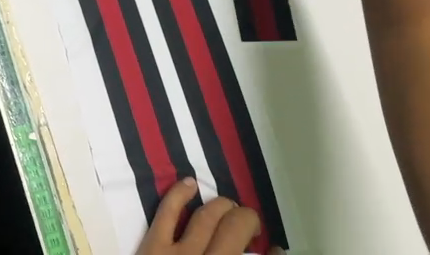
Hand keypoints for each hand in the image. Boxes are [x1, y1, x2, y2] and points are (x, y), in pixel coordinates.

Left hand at [135, 178, 272, 254]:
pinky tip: (190, 182)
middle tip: (249, 222)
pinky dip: (179, 194)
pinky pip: (168, 213)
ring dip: (220, 207)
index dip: (274, 254)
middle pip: (234, 231)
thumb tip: (271, 253)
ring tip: (228, 205)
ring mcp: (180, 254)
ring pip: (206, 219)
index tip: (276, 247)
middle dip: (246, 220)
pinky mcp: (153, 246)